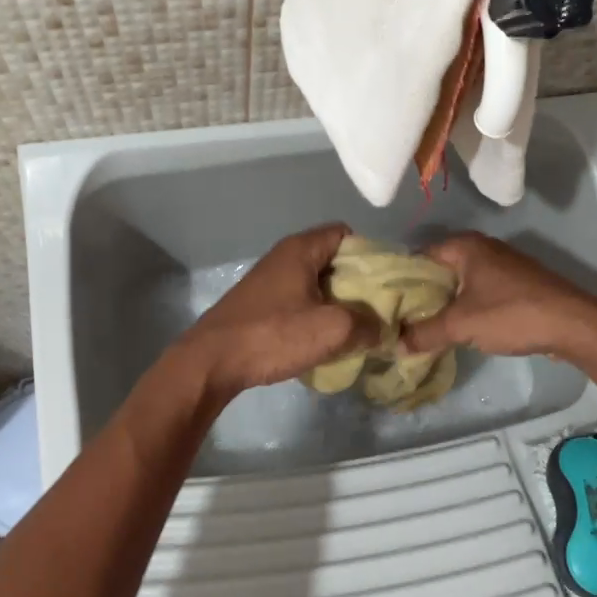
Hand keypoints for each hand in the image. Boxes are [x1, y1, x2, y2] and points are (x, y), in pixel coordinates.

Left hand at [176, 224, 379, 399]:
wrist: (212, 362)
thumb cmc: (273, 335)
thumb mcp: (332, 329)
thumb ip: (367, 324)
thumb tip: (383, 328)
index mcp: (301, 249)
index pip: (345, 234)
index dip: (370, 255)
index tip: (384, 284)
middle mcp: (284, 257)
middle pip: (333, 260)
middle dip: (357, 285)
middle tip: (377, 312)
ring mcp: (269, 283)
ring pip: (316, 285)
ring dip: (336, 305)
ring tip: (355, 331)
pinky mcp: (260, 307)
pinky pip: (299, 303)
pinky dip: (314, 317)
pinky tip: (322, 342)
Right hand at [401, 233, 596, 358]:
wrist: (573, 325)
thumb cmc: (512, 314)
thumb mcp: (461, 326)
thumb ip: (424, 334)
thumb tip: (394, 345)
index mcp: (464, 246)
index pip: (417, 257)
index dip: (398, 281)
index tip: (383, 306)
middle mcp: (481, 249)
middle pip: (437, 271)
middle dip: (418, 296)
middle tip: (396, 322)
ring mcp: (499, 267)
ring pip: (457, 285)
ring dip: (441, 306)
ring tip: (418, 330)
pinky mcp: (513, 286)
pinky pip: (476, 294)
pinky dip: (462, 309)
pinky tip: (452, 331)